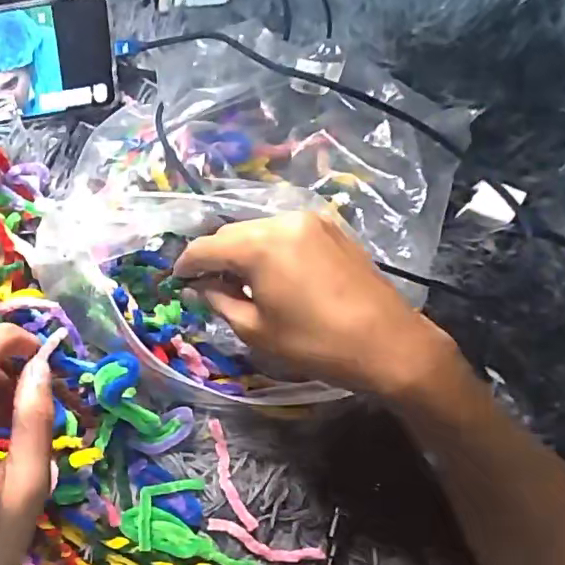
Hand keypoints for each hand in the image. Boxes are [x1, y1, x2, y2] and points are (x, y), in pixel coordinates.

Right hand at [173, 211, 470, 399]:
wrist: (388, 344)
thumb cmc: (315, 343)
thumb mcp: (256, 329)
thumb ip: (219, 300)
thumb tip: (199, 288)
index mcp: (260, 245)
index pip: (206, 247)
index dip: (186, 264)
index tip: (176, 281)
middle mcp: (284, 220)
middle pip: (232, 233)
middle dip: (214, 257)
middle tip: (205, 285)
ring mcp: (312, 221)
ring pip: (258, 230)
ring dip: (241, 252)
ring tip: (238, 283)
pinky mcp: (332, 229)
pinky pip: (285, 233)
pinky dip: (268, 249)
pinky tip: (269, 274)